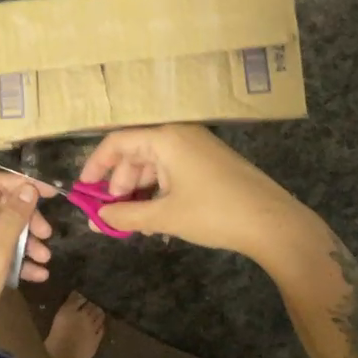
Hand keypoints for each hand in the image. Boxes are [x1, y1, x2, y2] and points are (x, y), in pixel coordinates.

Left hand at [0, 174, 55, 350]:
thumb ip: (13, 218)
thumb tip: (28, 188)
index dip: (23, 184)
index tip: (51, 194)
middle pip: (1, 207)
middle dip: (28, 220)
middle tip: (47, 235)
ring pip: (3, 231)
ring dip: (27, 242)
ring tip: (45, 259)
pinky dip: (18, 259)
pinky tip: (38, 274)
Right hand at [79, 124, 309, 258]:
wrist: (273, 223)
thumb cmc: (214, 213)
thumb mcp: (165, 217)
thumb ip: (126, 215)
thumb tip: (97, 218)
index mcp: (166, 138)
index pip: (118, 142)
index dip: (96, 165)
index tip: (84, 188)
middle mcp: (180, 134)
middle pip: (135, 151)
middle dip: (119, 181)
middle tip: (113, 211)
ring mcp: (198, 146)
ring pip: (154, 162)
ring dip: (139, 188)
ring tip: (136, 219)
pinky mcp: (211, 161)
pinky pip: (173, 168)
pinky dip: (159, 189)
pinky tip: (157, 214)